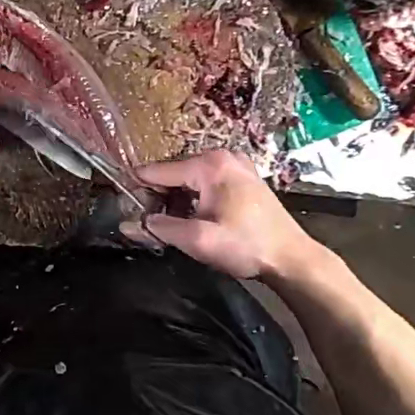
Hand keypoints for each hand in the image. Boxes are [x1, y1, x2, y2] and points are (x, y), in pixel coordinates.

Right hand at [123, 150, 319, 279]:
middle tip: (150, 224)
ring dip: (175, 200)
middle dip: (158, 197)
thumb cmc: (247, 246)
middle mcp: (221, 156)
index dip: (136, 189)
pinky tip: (193, 220)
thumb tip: (127, 223)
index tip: (123, 208)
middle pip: (172, 173)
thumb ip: (159, 228)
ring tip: (171, 226)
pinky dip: (193, 198)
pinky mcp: (241, 177)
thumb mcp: (198, 240)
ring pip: (187, 179)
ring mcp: (234, 164)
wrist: (291, 258)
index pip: (157, 170)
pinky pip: (204, 183)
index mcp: (209, 165)